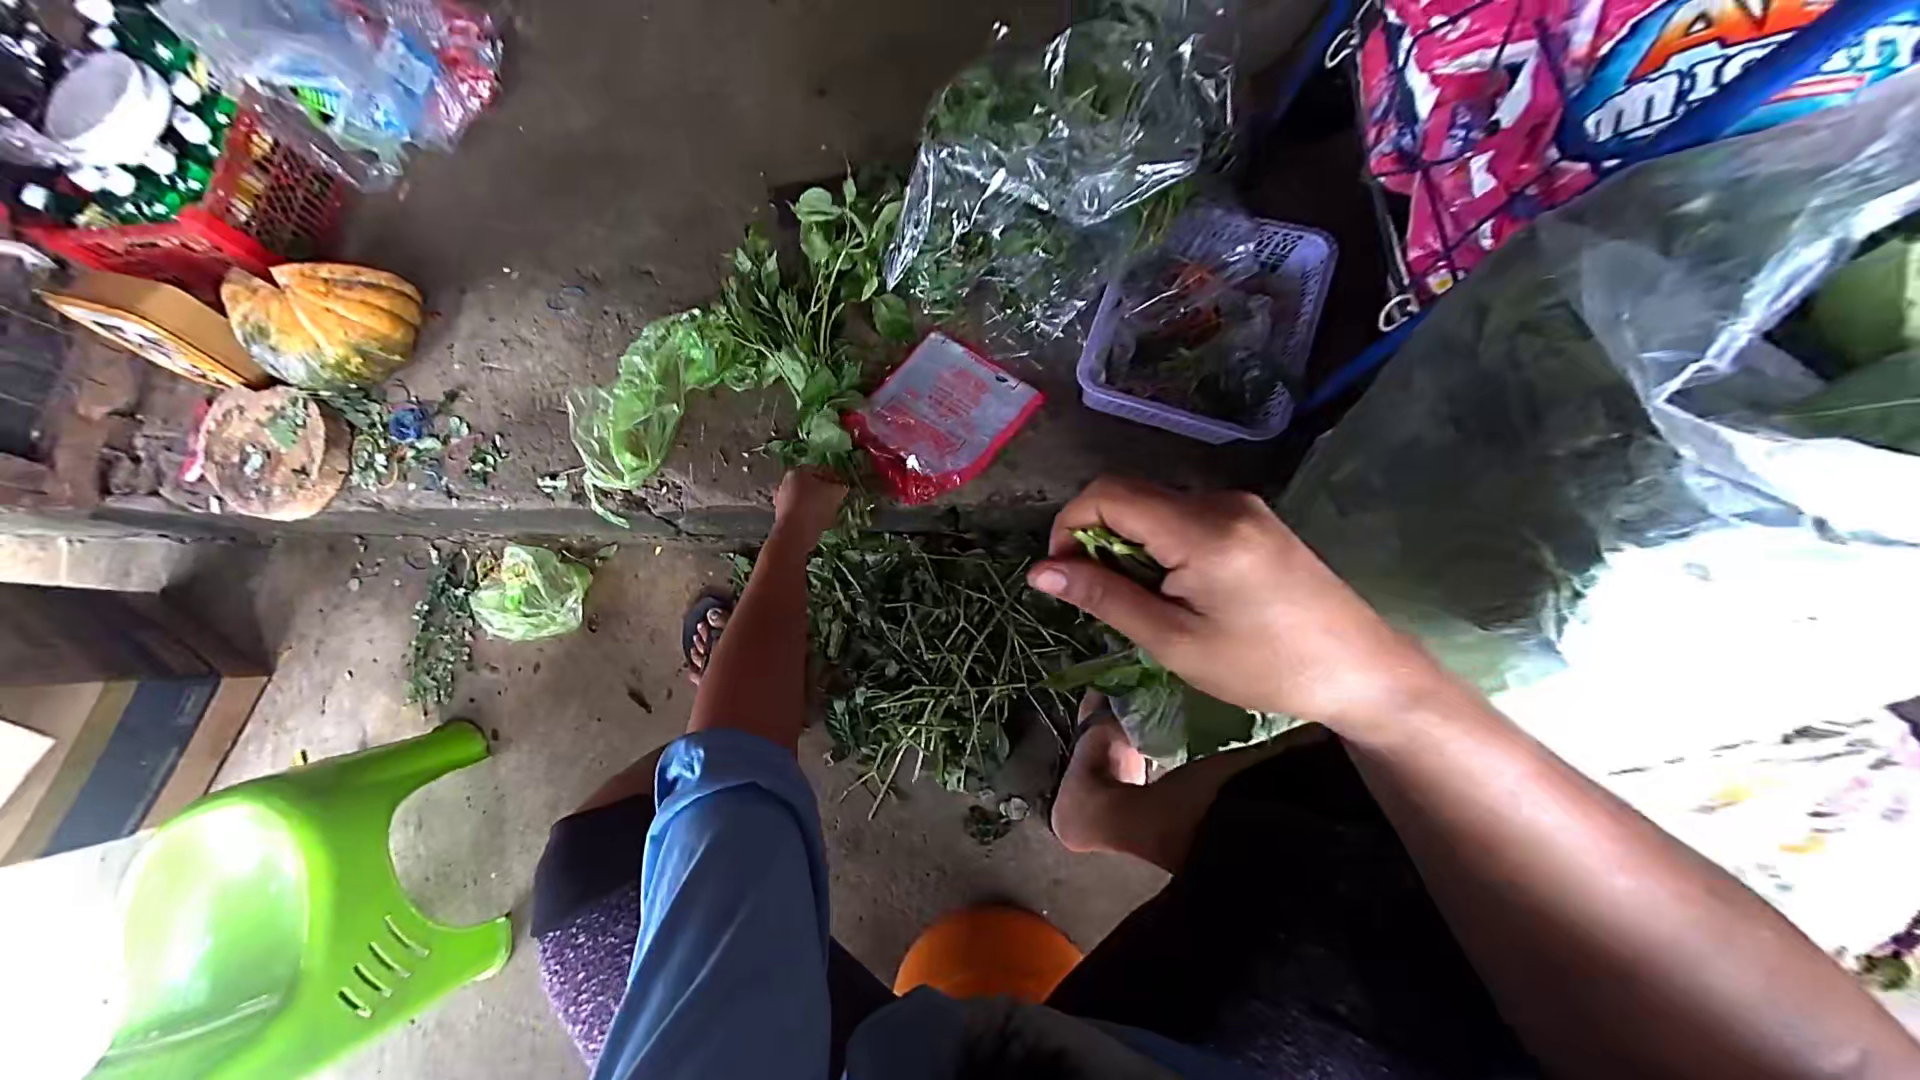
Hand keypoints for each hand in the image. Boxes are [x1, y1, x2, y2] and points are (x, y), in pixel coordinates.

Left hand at [772, 468, 847, 541]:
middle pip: (809, 484)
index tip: (842, 487)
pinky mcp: (781, 516)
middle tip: (835, 498)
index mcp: (797, 472)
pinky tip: (818, 521)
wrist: (796, 532)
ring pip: (803, 499)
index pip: (819, 470)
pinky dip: (808, 514)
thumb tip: (840, 488)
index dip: (833, 478)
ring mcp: (781, 500)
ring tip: (828, 512)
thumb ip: (840, 487)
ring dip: (815, 504)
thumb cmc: (815, 506)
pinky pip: (800, 512)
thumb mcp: (835, 493)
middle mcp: (785, 483)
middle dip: (822, 491)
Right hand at [1027, 476, 1450, 730]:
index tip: (1065, 575)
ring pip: (1153, 504)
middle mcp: (1219, 500)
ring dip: (1127, 543)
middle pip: (1128, 494)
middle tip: (1102, 596)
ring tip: (1143, 599)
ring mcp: (1240, 505)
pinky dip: (1158, 543)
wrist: (1363, 671)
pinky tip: (1174, 586)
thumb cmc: (1265, 667)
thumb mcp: (1174, 641)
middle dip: (1096, 537)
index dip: (1069, 526)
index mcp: (1201, 529)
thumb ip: (1104, 598)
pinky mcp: (1250, 517)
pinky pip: (1182, 514)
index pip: (1107, 493)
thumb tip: (1039, 572)